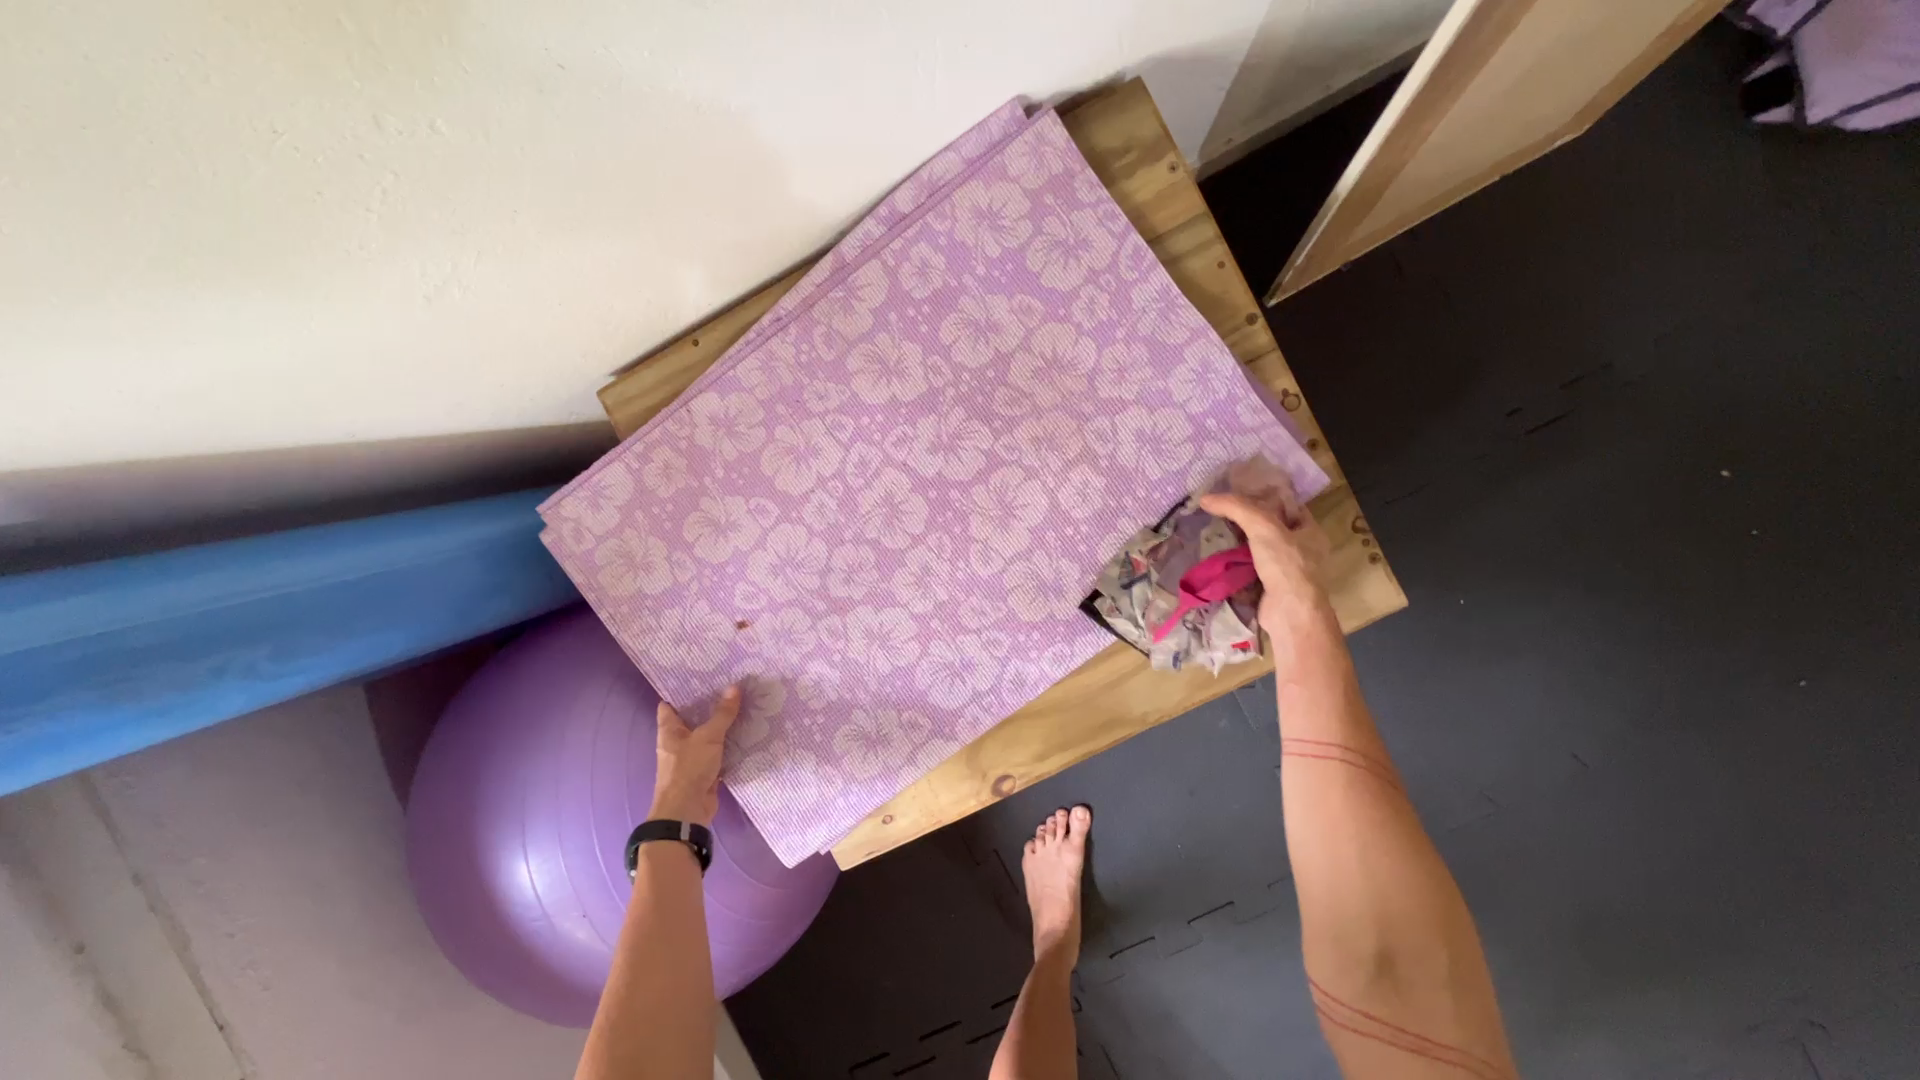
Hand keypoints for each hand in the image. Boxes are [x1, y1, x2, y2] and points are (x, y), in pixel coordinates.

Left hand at [648, 686, 740, 826]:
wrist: (687, 810)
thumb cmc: (689, 768)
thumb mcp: (708, 737)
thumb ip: (722, 714)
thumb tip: (734, 687)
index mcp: (669, 730)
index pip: (669, 704)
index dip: (681, 691)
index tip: (701, 677)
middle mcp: (677, 742)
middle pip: (692, 719)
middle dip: (709, 705)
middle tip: (730, 687)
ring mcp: (691, 757)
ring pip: (708, 736)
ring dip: (722, 726)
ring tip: (743, 705)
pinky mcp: (705, 771)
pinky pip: (719, 753)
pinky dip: (730, 746)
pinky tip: (746, 734)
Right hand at [1199, 470, 1331, 629]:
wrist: (1290, 613)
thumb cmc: (1286, 565)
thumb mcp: (1263, 527)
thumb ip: (1237, 508)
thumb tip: (1205, 498)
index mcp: (1310, 530)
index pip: (1286, 505)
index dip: (1264, 495)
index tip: (1238, 491)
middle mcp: (1302, 549)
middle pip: (1271, 526)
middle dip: (1247, 520)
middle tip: (1221, 510)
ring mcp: (1287, 570)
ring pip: (1259, 548)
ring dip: (1239, 542)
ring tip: (1214, 530)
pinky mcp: (1271, 587)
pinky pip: (1251, 568)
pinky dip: (1236, 562)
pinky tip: (1219, 555)